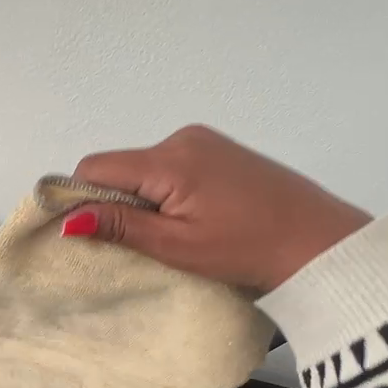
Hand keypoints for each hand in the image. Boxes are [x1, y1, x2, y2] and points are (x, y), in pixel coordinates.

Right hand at [66, 125, 372, 291]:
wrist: (319, 242)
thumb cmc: (245, 249)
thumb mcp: (175, 245)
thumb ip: (120, 226)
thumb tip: (68, 219)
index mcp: (169, 160)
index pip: (94, 167)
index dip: (81, 199)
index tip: (92, 235)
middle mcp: (181, 138)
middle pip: (118, 167)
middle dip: (114, 202)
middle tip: (141, 242)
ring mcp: (203, 140)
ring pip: (142, 169)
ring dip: (141, 200)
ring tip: (171, 233)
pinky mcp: (218, 149)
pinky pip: (168, 167)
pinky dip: (163, 192)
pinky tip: (189, 218)